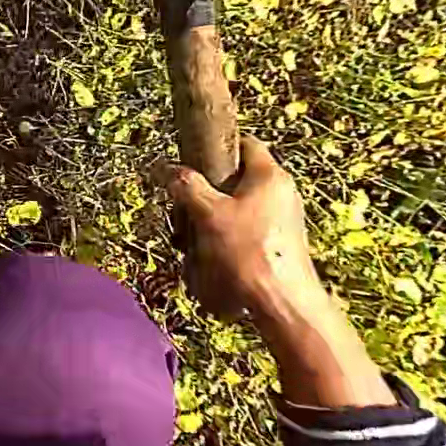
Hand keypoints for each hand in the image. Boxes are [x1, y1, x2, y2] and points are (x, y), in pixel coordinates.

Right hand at [166, 137, 329, 322]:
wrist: (283, 303)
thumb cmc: (248, 251)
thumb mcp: (208, 213)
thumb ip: (186, 186)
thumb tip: (162, 167)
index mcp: (270, 176)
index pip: (244, 142)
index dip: (216, 145)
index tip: (191, 158)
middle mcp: (281, 191)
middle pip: (235, 175)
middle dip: (206, 188)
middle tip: (185, 203)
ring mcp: (282, 216)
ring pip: (236, 202)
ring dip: (210, 213)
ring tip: (192, 233)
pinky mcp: (278, 239)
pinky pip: (244, 223)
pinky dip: (223, 230)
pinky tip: (207, 250)